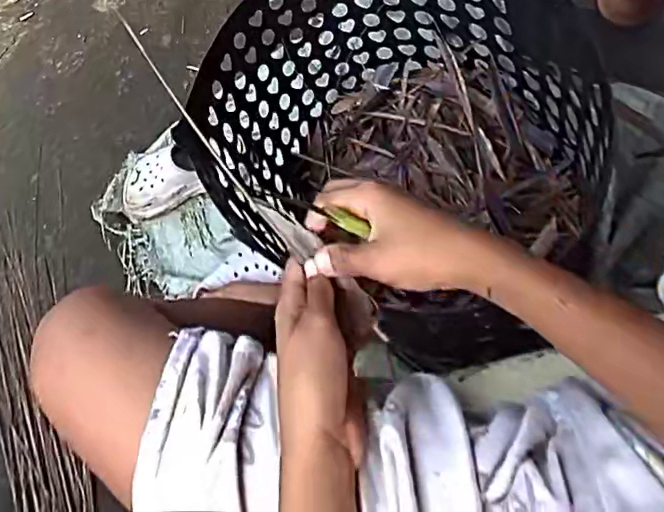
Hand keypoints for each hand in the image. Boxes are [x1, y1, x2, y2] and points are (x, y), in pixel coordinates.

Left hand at [275, 259, 364, 462]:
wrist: (326, 432)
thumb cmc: (313, 372)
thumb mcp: (314, 323)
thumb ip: (318, 292)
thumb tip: (316, 260)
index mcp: (288, 309)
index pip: (297, 271)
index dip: (312, 252)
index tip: (334, 232)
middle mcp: (304, 321)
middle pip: (322, 289)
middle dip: (340, 278)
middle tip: (362, 264)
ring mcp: (323, 341)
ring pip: (339, 310)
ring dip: (354, 302)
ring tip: (372, 289)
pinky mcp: (342, 360)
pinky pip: (351, 333)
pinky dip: (361, 325)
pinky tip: (375, 318)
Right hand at [304, 179, 516, 292]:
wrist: (470, 256)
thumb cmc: (420, 255)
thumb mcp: (376, 262)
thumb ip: (342, 259)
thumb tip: (313, 261)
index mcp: (365, 194)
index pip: (325, 198)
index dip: (314, 220)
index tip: (313, 244)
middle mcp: (376, 189)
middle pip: (338, 194)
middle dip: (327, 217)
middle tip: (325, 245)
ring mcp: (392, 198)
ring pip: (355, 203)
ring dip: (344, 223)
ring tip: (344, 250)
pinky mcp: (404, 210)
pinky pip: (371, 210)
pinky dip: (361, 225)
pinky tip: (367, 249)